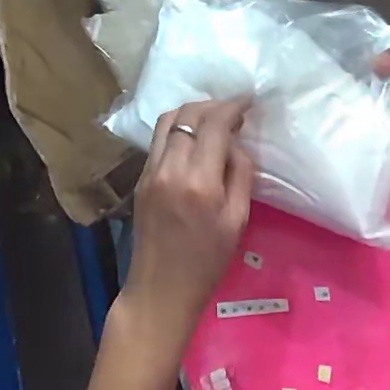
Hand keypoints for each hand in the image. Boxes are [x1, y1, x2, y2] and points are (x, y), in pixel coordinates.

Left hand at [117, 99, 254, 366]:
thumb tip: (235, 143)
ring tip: (213, 119)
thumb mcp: (237, 220)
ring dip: (191, 112)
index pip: (214, 124)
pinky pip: (158, 140)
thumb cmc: (207, 261)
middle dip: (213, 106)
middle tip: (234, 111)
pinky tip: (193, 139)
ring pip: (166, 121)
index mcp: (199, 181)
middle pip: (187, 115)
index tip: (249, 101)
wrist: (160, 288)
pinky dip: (177, 129)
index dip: (233, 106)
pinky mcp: (140, 177)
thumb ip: (240, 175)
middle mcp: (169, 168)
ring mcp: (149, 171)